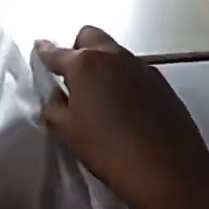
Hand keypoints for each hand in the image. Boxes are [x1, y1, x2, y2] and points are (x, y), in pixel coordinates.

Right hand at [38, 27, 208, 208]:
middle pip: (90, 36)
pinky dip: (124, 79)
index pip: (56, 51)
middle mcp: (113, 56)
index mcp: (85, 64)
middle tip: (74, 77)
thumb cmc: (109, 151)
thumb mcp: (69, 133)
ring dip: (103, 64)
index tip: (39, 50)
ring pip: (115, 52)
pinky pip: (134, 70)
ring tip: (100, 95)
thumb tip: (54, 95)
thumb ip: (54, 107)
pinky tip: (125, 106)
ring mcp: (141, 66)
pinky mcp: (161, 82)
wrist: (169, 172)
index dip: (44, 52)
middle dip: (78, 48)